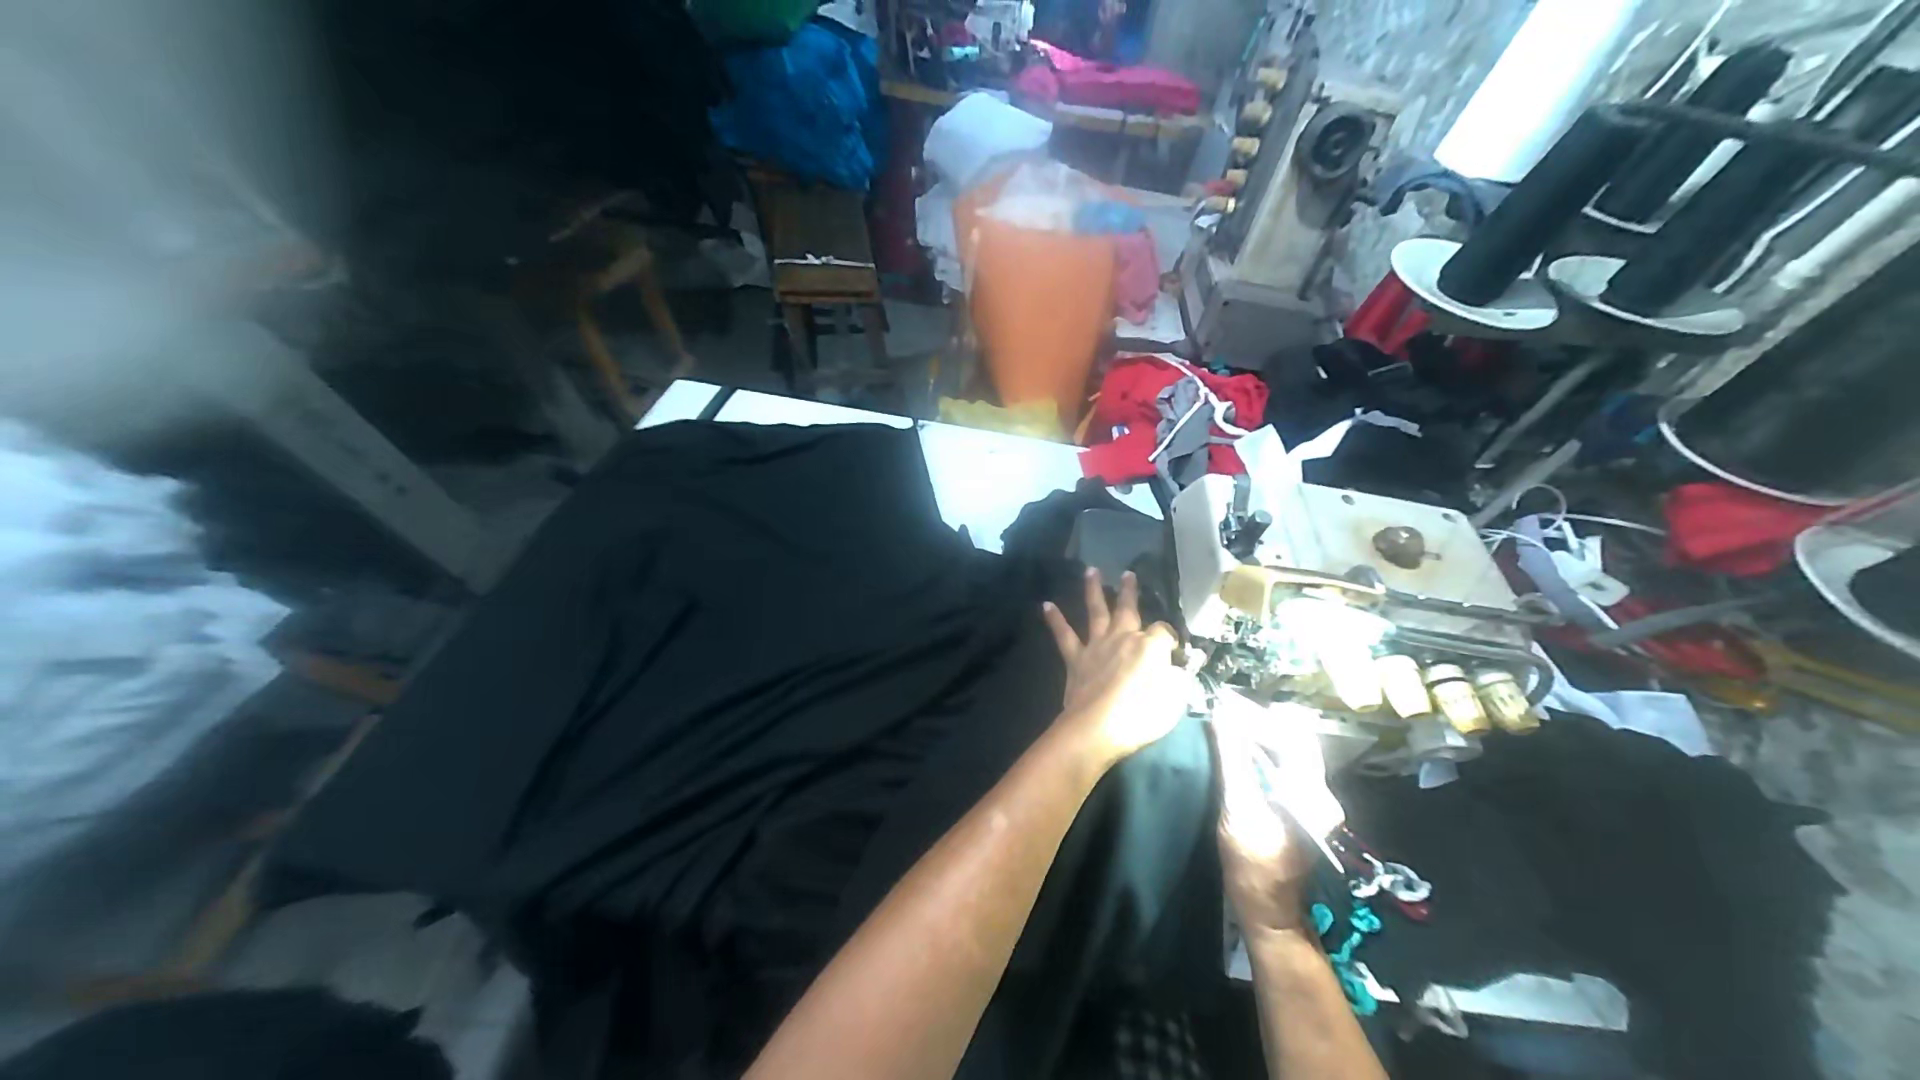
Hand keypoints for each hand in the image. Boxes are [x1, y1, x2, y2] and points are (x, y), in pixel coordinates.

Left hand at [1041, 568, 1184, 765]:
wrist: (1098, 727)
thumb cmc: (1141, 716)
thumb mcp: (1175, 700)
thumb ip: (1178, 680)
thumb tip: (1177, 670)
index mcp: (1150, 647)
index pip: (1164, 633)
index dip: (1170, 640)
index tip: (1173, 650)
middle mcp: (1123, 638)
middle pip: (1128, 609)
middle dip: (1129, 591)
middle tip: (1128, 574)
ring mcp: (1097, 646)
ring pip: (1096, 611)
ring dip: (1093, 590)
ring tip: (1090, 571)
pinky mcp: (1076, 658)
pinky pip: (1064, 635)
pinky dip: (1055, 620)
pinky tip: (1046, 605)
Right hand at [1210, 708, 1315, 934]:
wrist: (1269, 910)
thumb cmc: (1252, 863)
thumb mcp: (1236, 808)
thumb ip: (1232, 759)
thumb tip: (1223, 715)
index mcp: (1310, 792)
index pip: (1288, 733)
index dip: (1255, 714)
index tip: (1223, 703)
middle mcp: (1321, 792)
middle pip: (1294, 737)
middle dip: (1258, 718)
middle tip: (1224, 710)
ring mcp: (1315, 799)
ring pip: (1291, 748)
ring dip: (1260, 732)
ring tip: (1227, 724)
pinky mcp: (1303, 805)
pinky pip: (1286, 763)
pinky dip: (1263, 749)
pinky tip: (1239, 747)